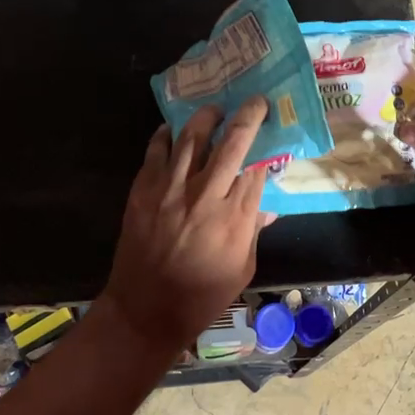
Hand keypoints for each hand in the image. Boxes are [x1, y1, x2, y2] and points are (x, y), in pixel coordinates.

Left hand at [100, 98, 273, 350]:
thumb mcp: (242, 268)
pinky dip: (166, 136)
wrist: (145, 312)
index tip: (272, 137)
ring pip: (191, 137)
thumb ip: (253, 230)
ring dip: (207, 118)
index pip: (256, 167)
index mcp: (234, 216)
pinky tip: (173, 129)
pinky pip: (156, 151)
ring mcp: (170, 189)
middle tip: (256, 102)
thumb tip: (265, 204)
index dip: (266, 148)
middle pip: (232, 142)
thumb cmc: (202, 296)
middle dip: (248, 117)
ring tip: (215, 109)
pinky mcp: (143, 190)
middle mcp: (204, 195)